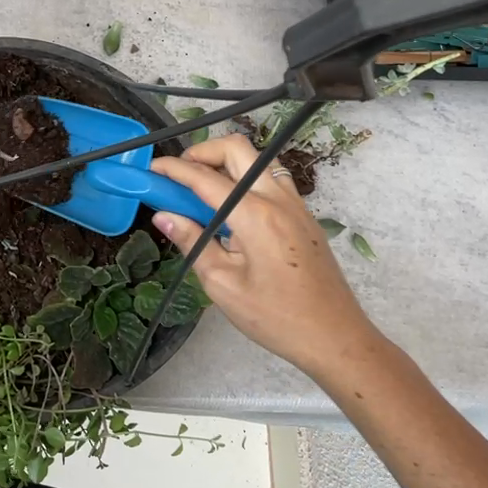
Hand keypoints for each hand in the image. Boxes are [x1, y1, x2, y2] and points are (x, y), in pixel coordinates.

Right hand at [149, 135, 383, 376]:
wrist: (337, 339)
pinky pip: (270, 179)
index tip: (150, 169)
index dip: (172, 169)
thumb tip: (163, 215)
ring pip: (256, 159)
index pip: (204, 177)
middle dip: (201, 152)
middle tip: (179, 176)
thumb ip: (192, 241)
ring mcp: (295, 204)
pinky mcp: (304, 215)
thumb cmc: (275, 318)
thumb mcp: (221, 284)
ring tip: (202, 191)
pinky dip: (244, 179)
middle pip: (236, 148)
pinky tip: (230, 210)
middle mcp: (277, 199)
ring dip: (225, 162)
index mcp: (254, 216)